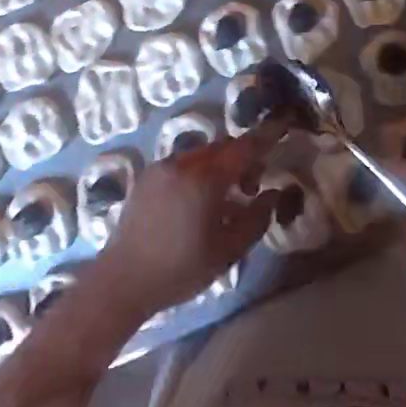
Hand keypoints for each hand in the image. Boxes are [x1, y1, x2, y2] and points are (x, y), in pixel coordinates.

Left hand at [90, 126, 282, 320]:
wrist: (122, 281)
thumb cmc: (181, 269)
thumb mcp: (228, 250)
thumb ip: (256, 218)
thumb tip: (272, 195)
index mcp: (205, 179)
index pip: (244, 148)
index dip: (266, 136)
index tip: (283, 125)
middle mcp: (182, 164)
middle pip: (222, 147)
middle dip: (242, 158)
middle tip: (252, 188)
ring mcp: (160, 169)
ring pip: (201, 155)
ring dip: (219, 166)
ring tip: (224, 200)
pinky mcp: (146, 179)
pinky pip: (181, 165)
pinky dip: (198, 173)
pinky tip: (198, 203)